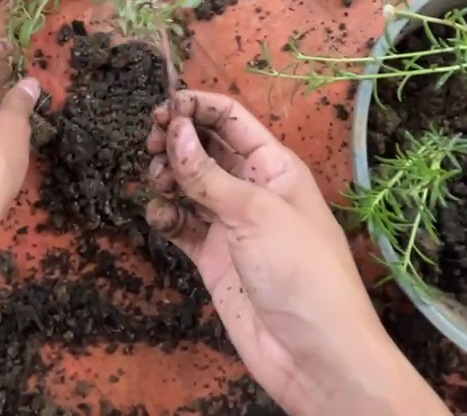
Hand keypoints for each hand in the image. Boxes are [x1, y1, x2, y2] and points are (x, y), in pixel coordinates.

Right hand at [145, 92, 444, 415]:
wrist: (316, 358)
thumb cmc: (300, 271)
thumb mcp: (255, 213)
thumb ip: (208, 174)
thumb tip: (176, 128)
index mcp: (273, 165)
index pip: (231, 119)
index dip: (198, 107)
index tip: (163, 108)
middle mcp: (251, 187)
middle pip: (206, 147)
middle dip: (178, 139)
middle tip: (150, 142)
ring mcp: (230, 222)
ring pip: (190, 183)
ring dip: (169, 175)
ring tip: (158, 181)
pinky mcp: (213, 256)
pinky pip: (182, 224)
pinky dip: (166, 215)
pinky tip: (160, 215)